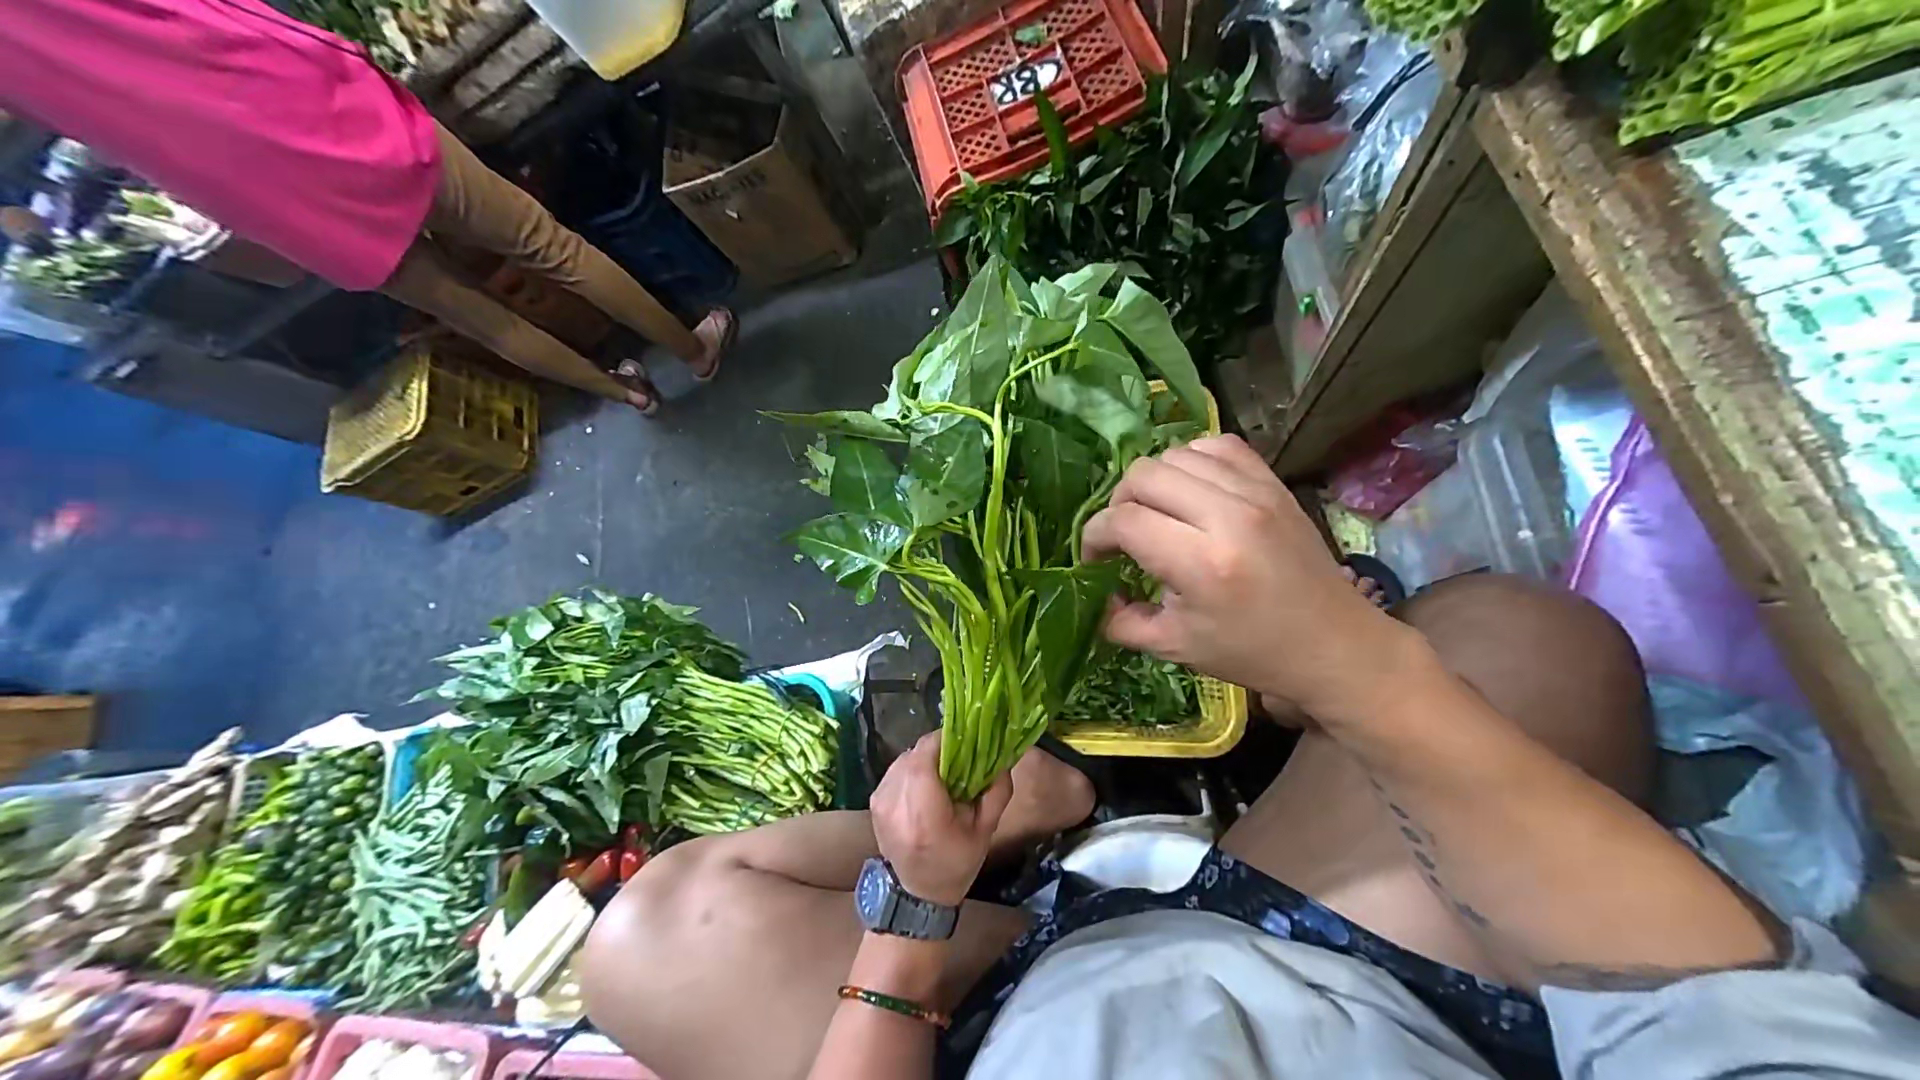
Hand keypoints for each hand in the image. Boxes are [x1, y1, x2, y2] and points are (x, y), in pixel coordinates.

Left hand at [870, 733, 1013, 906]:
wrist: (919, 894)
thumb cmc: (956, 863)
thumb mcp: (985, 830)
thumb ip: (996, 791)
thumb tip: (1003, 758)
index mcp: (924, 811)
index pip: (926, 753)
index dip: (946, 740)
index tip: (964, 744)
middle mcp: (896, 802)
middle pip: (916, 753)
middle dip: (937, 751)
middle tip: (957, 760)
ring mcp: (880, 801)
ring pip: (904, 759)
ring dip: (923, 760)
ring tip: (941, 775)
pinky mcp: (874, 802)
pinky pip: (894, 771)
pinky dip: (910, 771)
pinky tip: (923, 787)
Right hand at [1081, 435, 1413, 718]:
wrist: (1335, 644)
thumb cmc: (1252, 652)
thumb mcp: (1176, 647)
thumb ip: (1122, 621)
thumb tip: (1095, 596)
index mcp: (1201, 563)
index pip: (1124, 521)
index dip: (1095, 537)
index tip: (1096, 560)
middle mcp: (1228, 515)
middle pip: (1143, 476)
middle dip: (1119, 504)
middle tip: (1125, 536)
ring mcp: (1256, 492)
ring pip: (1176, 454)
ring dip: (1153, 482)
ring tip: (1157, 513)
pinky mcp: (1274, 483)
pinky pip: (1217, 445)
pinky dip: (1192, 461)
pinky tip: (1190, 491)